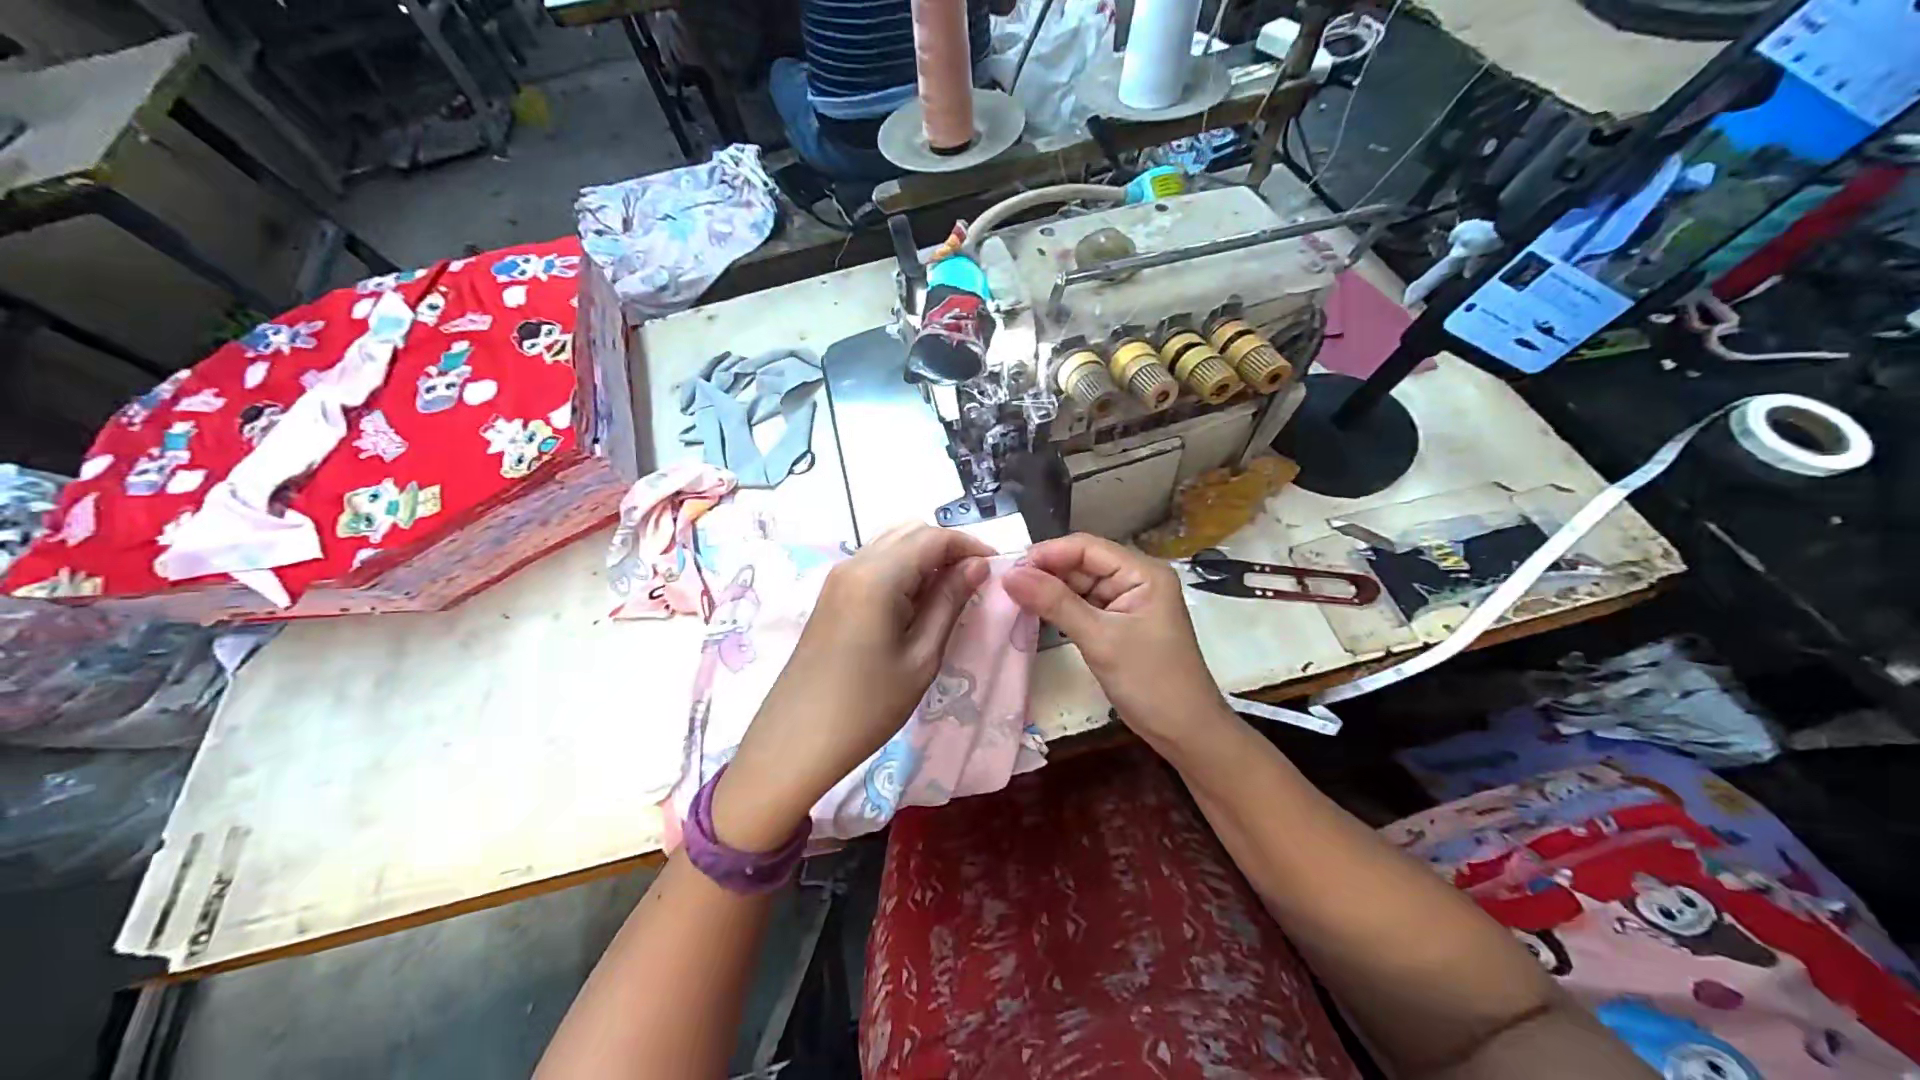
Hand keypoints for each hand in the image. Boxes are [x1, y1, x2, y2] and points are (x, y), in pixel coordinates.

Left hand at [712, 524, 992, 848]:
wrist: (796, 741)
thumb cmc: (868, 705)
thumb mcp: (921, 656)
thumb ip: (949, 602)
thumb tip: (977, 566)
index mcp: (877, 575)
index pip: (933, 537)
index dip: (970, 545)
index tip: (997, 567)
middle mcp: (854, 564)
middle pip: (910, 532)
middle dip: (947, 548)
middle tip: (975, 581)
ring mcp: (838, 578)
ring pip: (891, 545)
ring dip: (925, 558)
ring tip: (951, 593)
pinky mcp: (831, 595)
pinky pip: (875, 564)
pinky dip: (903, 570)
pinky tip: (917, 604)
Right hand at [1003, 533, 1234, 748]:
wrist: (1186, 732)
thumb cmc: (1151, 681)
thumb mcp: (1100, 639)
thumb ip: (1055, 603)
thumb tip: (1010, 575)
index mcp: (1143, 573)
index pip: (1087, 548)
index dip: (1047, 554)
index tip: (1010, 570)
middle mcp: (1135, 580)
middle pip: (1081, 564)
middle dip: (1045, 572)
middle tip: (1004, 587)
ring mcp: (1126, 603)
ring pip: (1078, 585)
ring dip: (1049, 591)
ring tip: (1012, 598)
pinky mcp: (1117, 624)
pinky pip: (1082, 606)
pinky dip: (1059, 609)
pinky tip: (1033, 613)